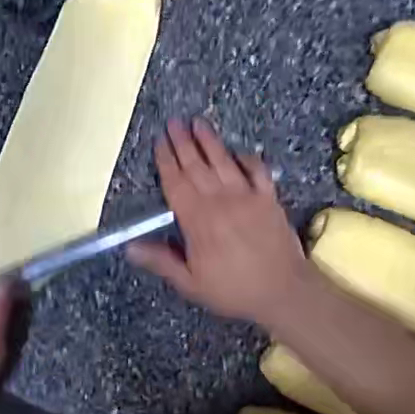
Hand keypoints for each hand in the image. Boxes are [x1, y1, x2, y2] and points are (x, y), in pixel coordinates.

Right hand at [126, 118, 312, 323]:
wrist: (283, 291)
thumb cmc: (233, 290)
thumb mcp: (190, 283)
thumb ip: (161, 261)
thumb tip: (130, 247)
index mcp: (197, 220)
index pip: (176, 183)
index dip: (166, 160)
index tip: (159, 142)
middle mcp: (220, 200)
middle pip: (196, 165)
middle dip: (182, 142)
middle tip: (173, 122)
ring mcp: (247, 196)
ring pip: (223, 161)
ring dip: (209, 140)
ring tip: (198, 122)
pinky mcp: (269, 198)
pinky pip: (256, 170)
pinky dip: (246, 158)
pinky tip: (238, 152)